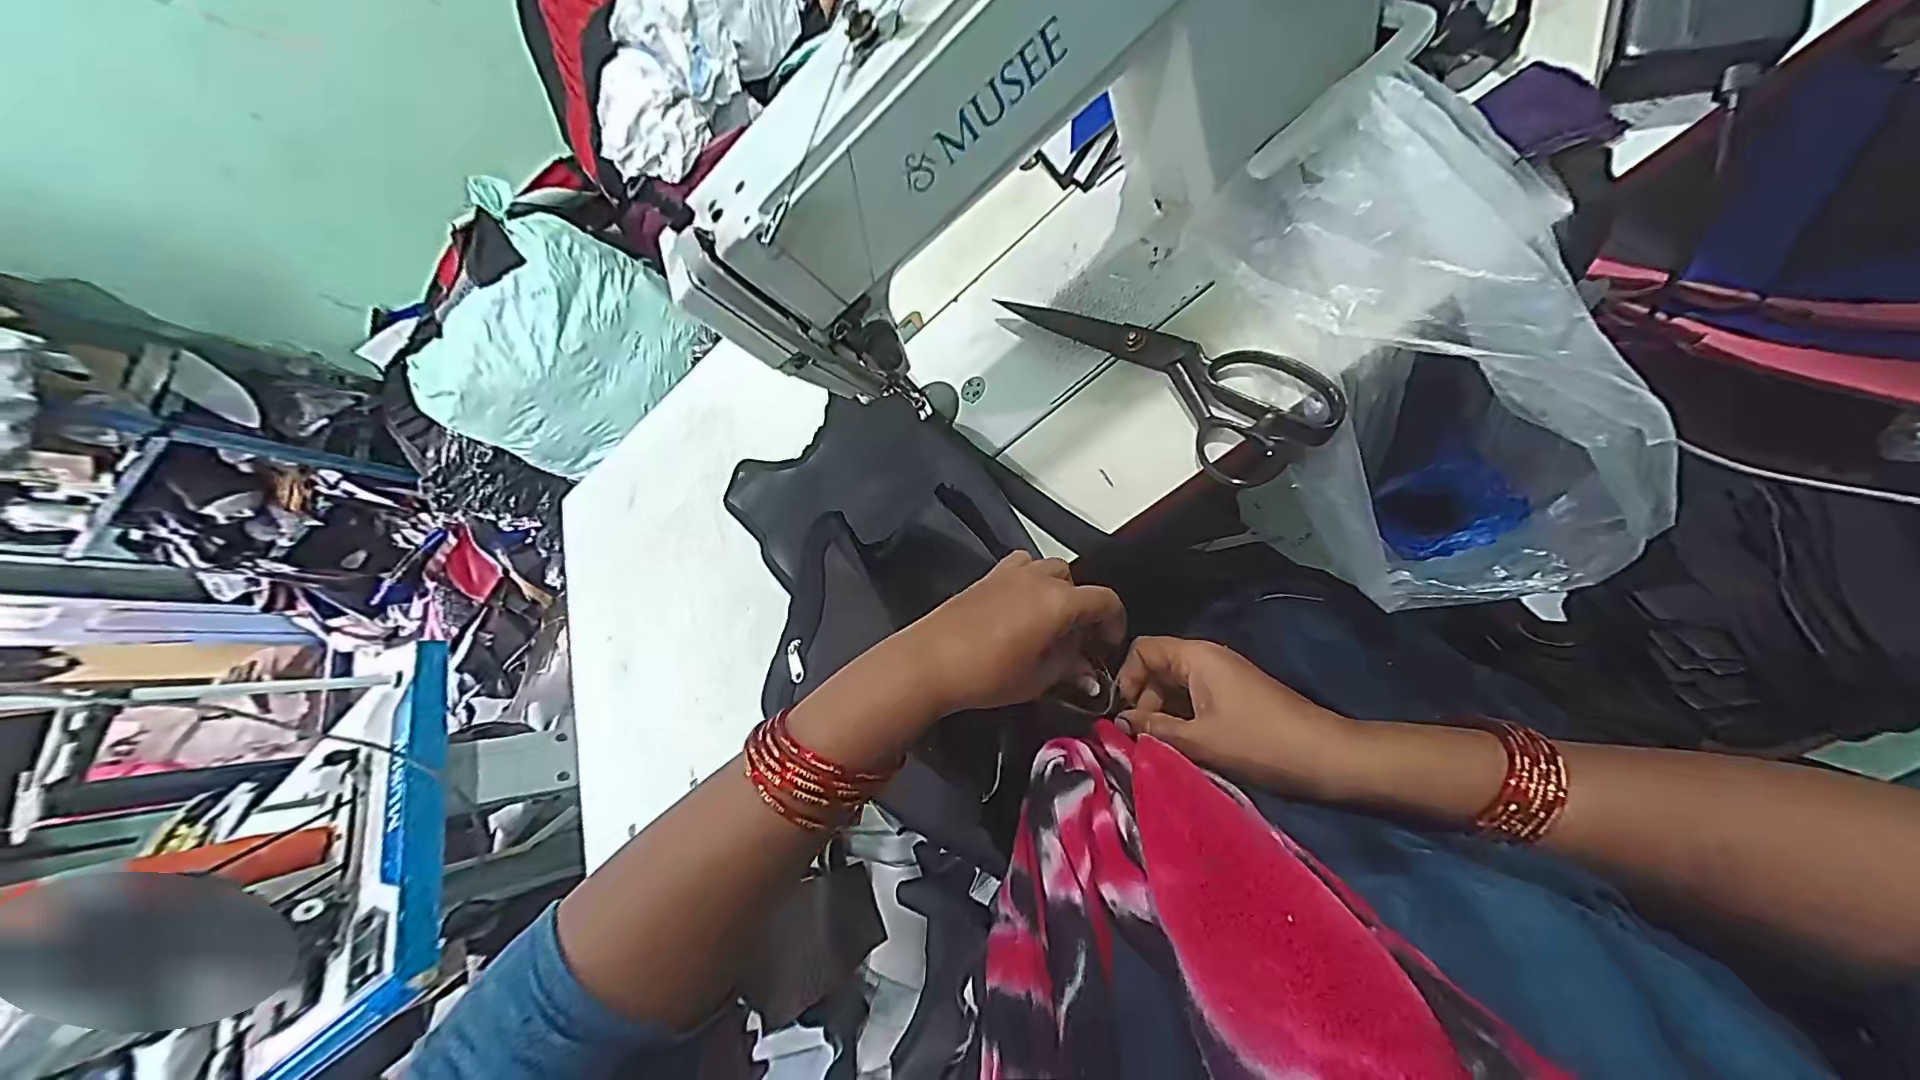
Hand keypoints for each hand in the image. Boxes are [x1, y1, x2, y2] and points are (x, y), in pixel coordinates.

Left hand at [896, 552, 1125, 715]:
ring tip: (1049, 624)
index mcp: (1060, 600)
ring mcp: (1010, 572)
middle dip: (1084, 609)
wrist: (930, 661)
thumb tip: (1085, 668)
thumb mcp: (1038, 679)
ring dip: (1058, 592)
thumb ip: (1069, 667)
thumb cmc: (987, 673)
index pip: (1105, 600)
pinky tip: (1021, 610)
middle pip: (1077, 583)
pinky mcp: (987, 577)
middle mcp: (1038, 577)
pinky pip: (1021, 569)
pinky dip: (1030, 582)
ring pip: (1049, 570)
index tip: (1106, 646)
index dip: (1115, 623)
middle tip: (1077, 642)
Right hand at [1115, 637, 1358, 798]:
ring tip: (1158, 747)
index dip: (1126, 678)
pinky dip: (1181, 720)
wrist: (1330, 758)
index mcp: (1196, 656)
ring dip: (1161, 715)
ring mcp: (1222, 678)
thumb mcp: (1200, 740)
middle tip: (1139, 738)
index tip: (1123, 714)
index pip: (1142, 649)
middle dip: (1142, 701)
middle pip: (1155, 669)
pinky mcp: (1234, 697)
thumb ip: (1153, 729)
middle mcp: (1206, 659)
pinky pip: (1193, 700)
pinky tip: (1181, 747)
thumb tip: (1118, 723)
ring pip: (1173, 688)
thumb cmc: (1261, 743)